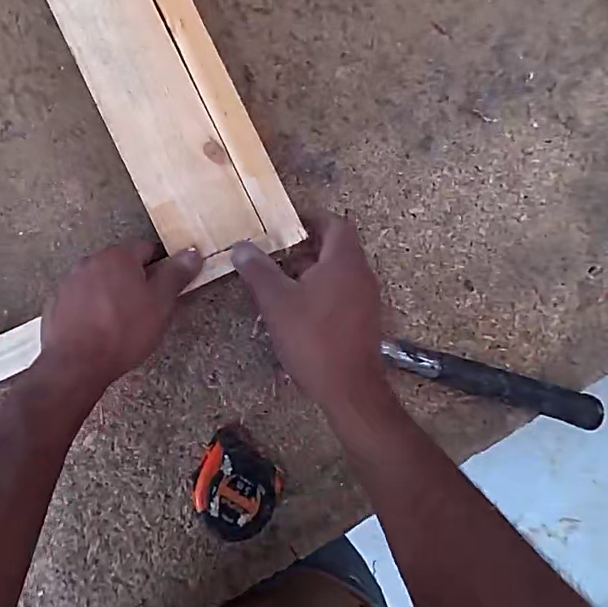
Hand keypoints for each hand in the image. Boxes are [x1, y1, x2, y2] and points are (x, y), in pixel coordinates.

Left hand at [36, 239, 202, 391]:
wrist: (77, 363)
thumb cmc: (120, 333)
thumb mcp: (160, 304)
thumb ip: (176, 275)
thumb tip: (191, 255)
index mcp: (117, 256)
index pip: (146, 248)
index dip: (161, 265)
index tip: (168, 281)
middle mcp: (90, 262)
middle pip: (120, 264)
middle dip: (135, 280)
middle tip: (149, 305)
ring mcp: (70, 282)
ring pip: (100, 281)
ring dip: (112, 294)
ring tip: (124, 321)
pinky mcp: (58, 303)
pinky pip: (82, 299)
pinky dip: (92, 308)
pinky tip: (101, 328)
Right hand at [230, 216, 396, 415]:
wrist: (348, 388)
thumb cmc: (312, 338)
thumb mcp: (276, 301)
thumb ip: (258, 270)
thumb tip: (242, 247)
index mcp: (344, 263)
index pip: (334, 224)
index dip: (309, 218)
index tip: (283, 222)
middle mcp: (360, 275)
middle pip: (334, 247)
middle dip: (301, 247)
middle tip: (271, 253)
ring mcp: (365, 298)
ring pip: (335, 272)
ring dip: (307, 271)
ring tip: (276, 281)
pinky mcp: (362, 319)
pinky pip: (339, 291)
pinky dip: (317, 290)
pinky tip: (293, 308)